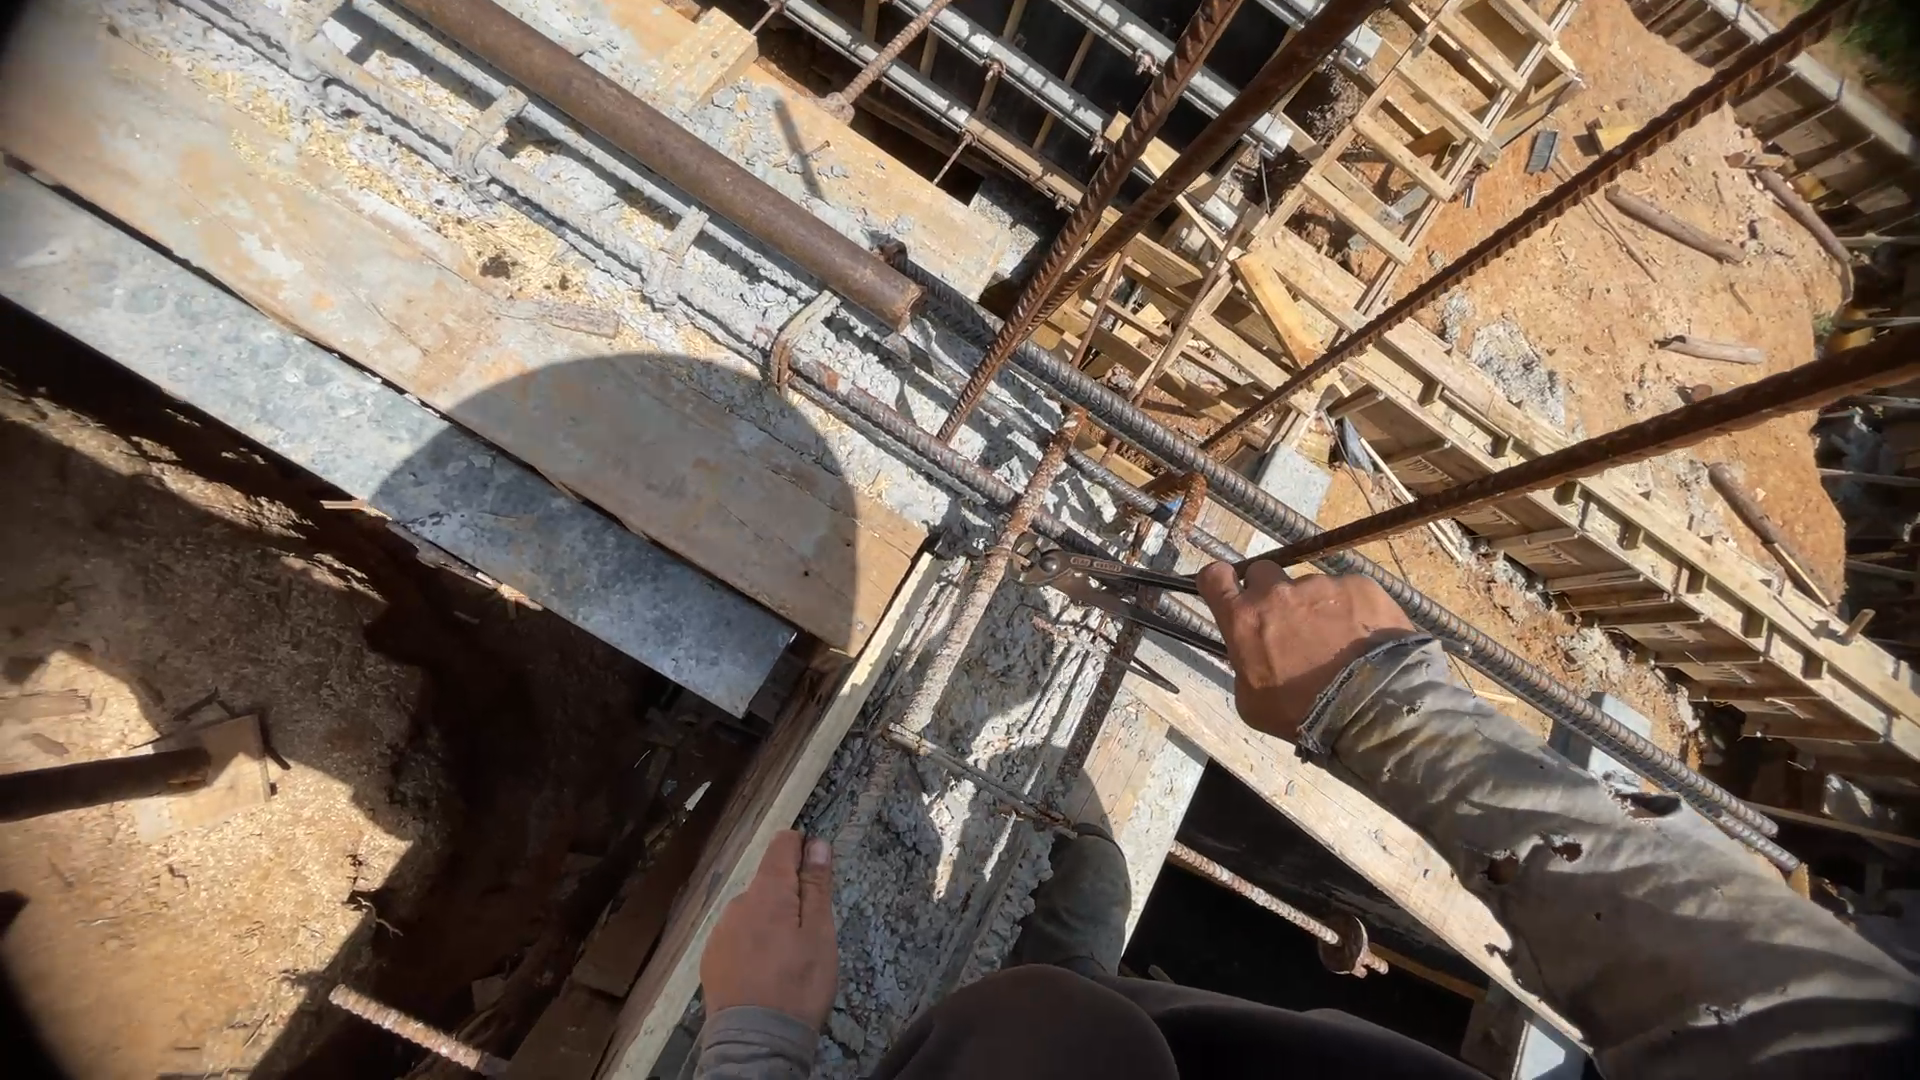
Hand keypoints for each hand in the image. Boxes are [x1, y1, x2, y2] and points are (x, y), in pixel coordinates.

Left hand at [700, 830, 837, 1028]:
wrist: (756, 1046)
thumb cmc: (798, 984)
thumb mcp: (820, 933)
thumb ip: (816, 885)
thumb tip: (816, 843)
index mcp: (768, 891)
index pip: (782, 844)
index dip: (802, 850)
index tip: (816, 877)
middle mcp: (738, 903)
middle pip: (769, 881)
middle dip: (789, 896)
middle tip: (807, 934)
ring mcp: (720, 932)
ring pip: (753, 910)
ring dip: (769, 921)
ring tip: (785, 958)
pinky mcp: (711, 959)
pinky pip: (737, 935)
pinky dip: (752, 943)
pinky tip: (762, 972)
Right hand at [1197, 561, 1417, 741]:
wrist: (1373, 706)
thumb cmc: (1302, 711)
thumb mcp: (1252, 702)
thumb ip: (1246, 666)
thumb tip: (1253, 657)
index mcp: (1242, 619)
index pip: (1214, 577)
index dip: (1220, 581)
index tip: (1229, 591)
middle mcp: (1276, 593)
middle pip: (1262, 572)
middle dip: (1270, 592)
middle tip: (1288, 622)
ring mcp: (1320, 586)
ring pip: (1310, 587)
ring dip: (1316, 607)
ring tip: (1339, 641)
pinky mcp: (1360, 586)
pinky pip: (1349, 592)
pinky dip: (1353, 610)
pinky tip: (1366, 638)